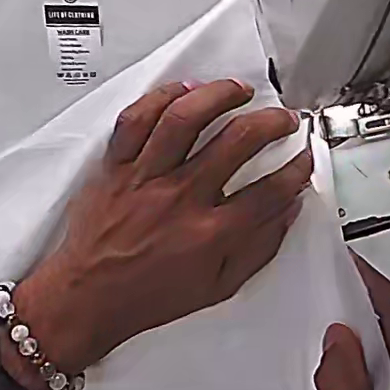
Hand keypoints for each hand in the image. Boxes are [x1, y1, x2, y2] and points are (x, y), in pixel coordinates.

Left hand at [11, 79, 313, 384]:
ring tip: (238, 91)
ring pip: (186, 118)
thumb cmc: (147, 295)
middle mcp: (180, 199)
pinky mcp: (116, 167)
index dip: (296, 169)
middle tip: (281, 119)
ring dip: (220, 95)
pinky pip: (137, 120)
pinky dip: (162, 98)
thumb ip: (258, 249)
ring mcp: (146, 179)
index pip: (269, 191)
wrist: (88, 298)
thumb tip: (286, 212)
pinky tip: (182, 92)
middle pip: (238, 140)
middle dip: (272, 122)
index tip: (302, 159)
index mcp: (209, 234)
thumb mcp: (217, 286)